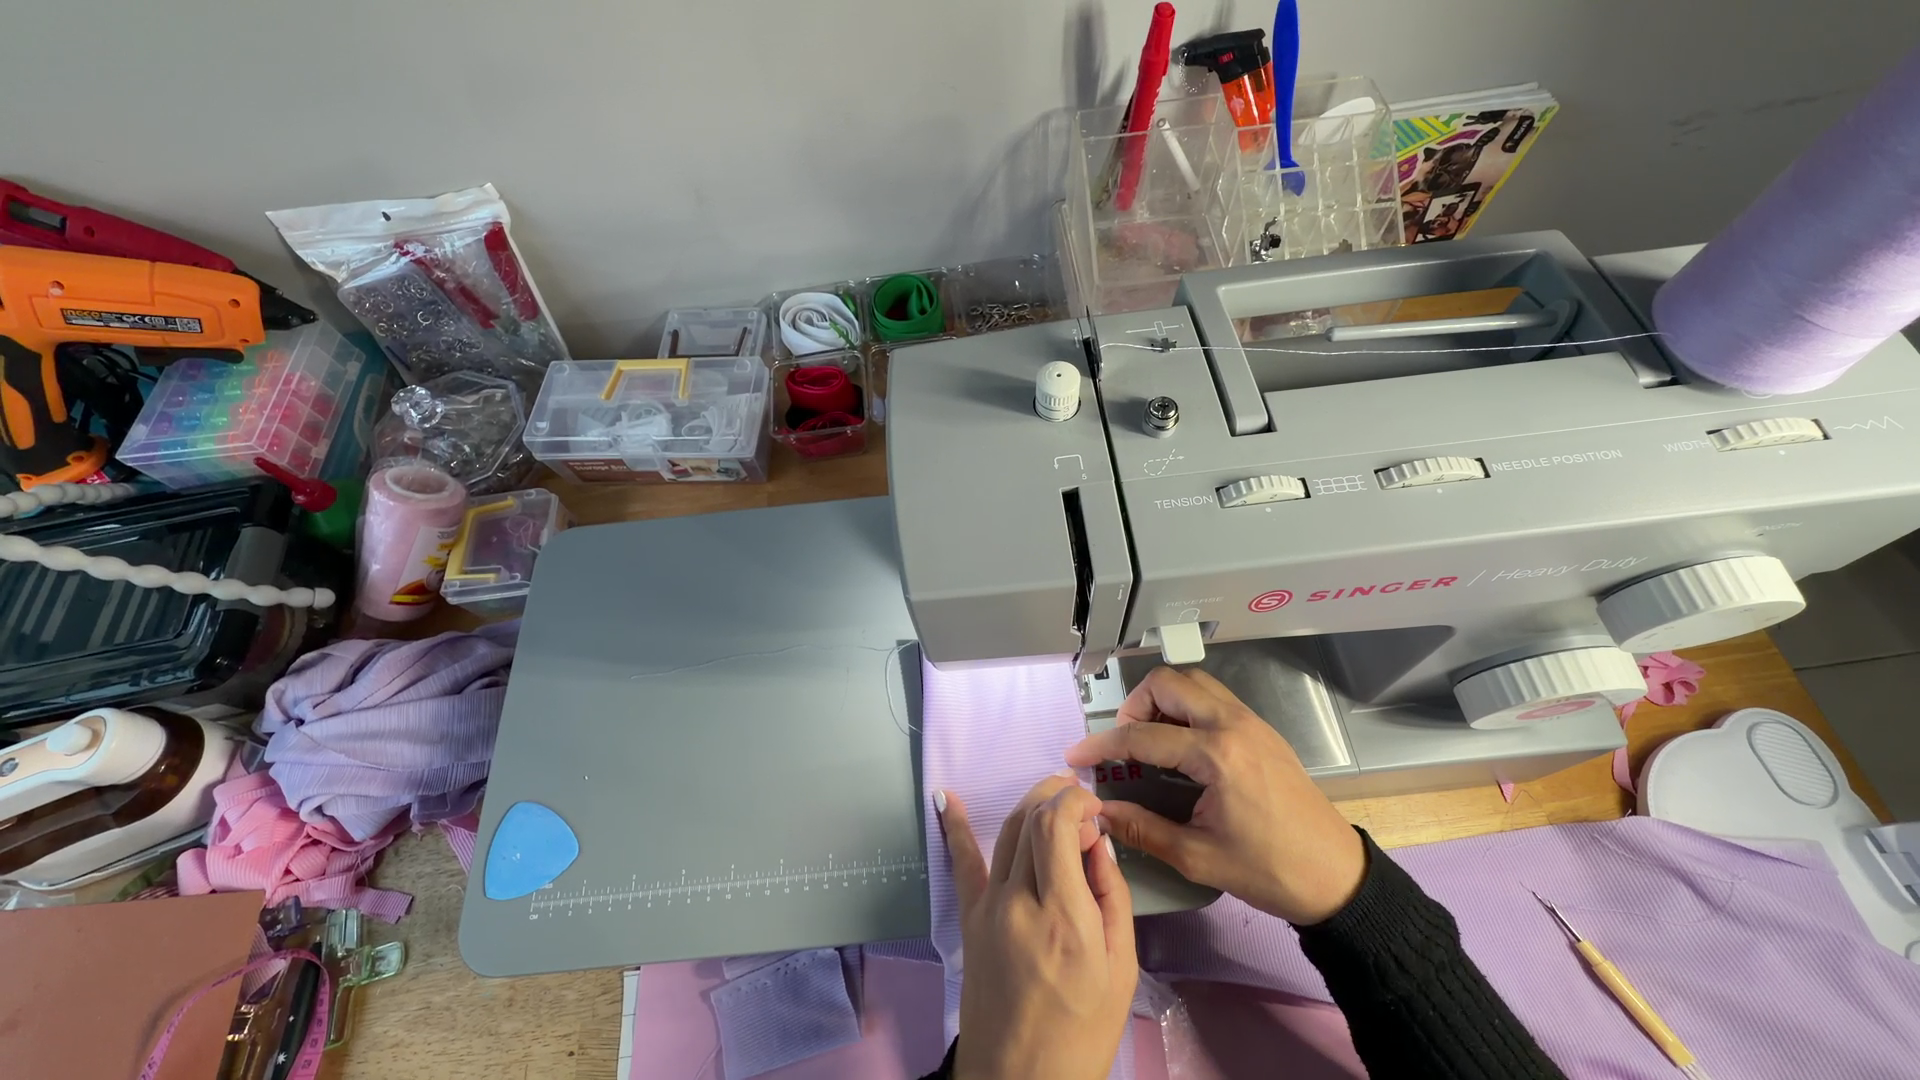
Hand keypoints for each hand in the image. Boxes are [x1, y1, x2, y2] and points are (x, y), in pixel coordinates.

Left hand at [937, 773, 1136, 1079]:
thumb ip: (1113, 898)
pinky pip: (961, 864)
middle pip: (1031, 820)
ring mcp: (987, 908)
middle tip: (1081, 800)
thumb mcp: (1122, 970)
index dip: (1076, 802)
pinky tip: (947, 797)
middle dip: (1058, 796)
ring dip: (1030, 803)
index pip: (1056, 826)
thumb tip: (1098, 843)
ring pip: (1006, 832)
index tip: (1096, 809)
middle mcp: (1019, 903)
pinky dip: (954, 826)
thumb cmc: (1082, 1034)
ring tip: (1053, 792)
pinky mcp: (968, 918)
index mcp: (1064, 917)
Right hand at [1065, 667, 1365, 924]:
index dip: (1102, 746)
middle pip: (1168, 683)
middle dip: (1133, 705)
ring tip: (1147, 738)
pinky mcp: (1261, 730)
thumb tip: (1100, 812)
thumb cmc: (1269, 870)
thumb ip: (1142, 828)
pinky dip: (1186, 706)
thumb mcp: (1197, 856)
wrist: (1337, 876)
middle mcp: (1233, 724)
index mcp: (1216, 755)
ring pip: (1193, 682)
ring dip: (1162, 699)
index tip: (1076, 756)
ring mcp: (1251, 722)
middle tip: (1121, 742)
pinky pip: (1213, 698)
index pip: (1143, 736)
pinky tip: (1177, 743)